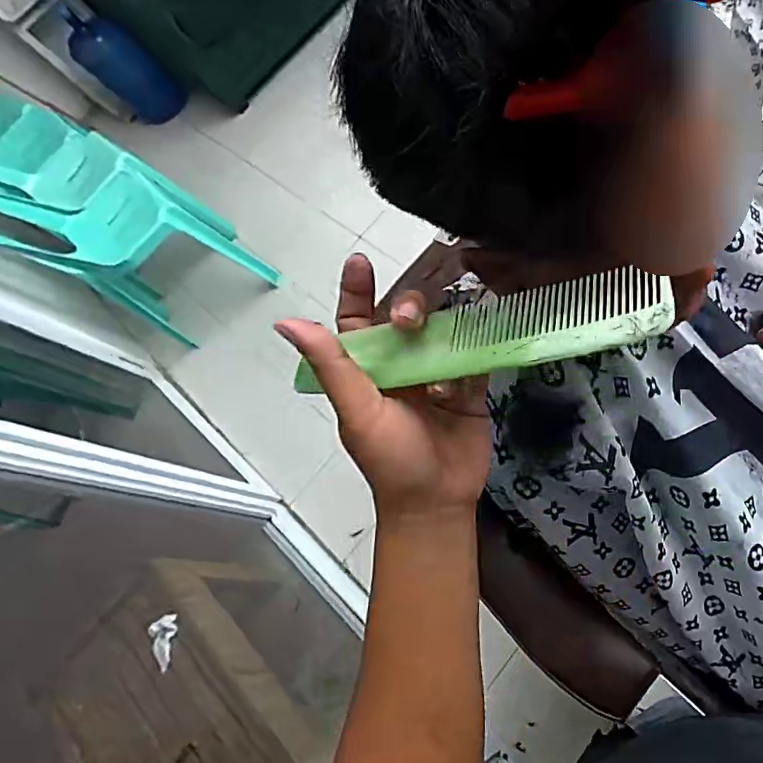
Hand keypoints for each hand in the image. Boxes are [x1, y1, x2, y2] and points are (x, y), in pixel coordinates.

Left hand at [275, 254, 490, 522]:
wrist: (436, 499)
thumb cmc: (391, 462)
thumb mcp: (358, 412)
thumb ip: (333, 365)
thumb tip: (288, 323)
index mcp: (368, 370)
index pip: (357, 320)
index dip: (357, 290)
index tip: (360, 262)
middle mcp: (402, 366)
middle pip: (407, 318)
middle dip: (408, 307)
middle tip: (409, 321)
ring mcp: (438, 375)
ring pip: (444, 330)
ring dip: (444, 328)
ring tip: (442, 340)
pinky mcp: (470, 388)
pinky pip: (474, 356)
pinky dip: (474, 353)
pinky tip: (466, 370)